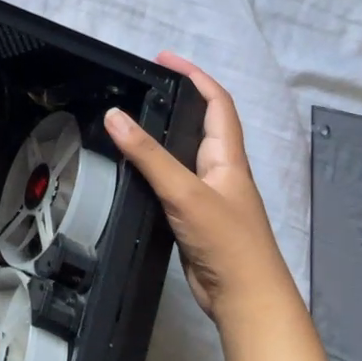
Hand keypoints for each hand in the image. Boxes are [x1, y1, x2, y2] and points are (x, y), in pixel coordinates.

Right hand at [103, 51, 293, 323]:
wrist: (246, 300)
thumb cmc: (228, 243)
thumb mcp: (185, 192)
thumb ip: (148, 154)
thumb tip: (114, 115)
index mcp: (228, 159)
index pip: (218, 105)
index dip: (196, 77)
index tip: (166, 59)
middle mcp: (221, 172)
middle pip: (202, 125)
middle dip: (177, 99)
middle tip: (143, 84)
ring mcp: (208, 195)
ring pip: (184, 153)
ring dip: (162, 131)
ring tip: (131, 118)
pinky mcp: (193, 217)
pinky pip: (171, 179)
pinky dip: (152, 164)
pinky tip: (132, 167)